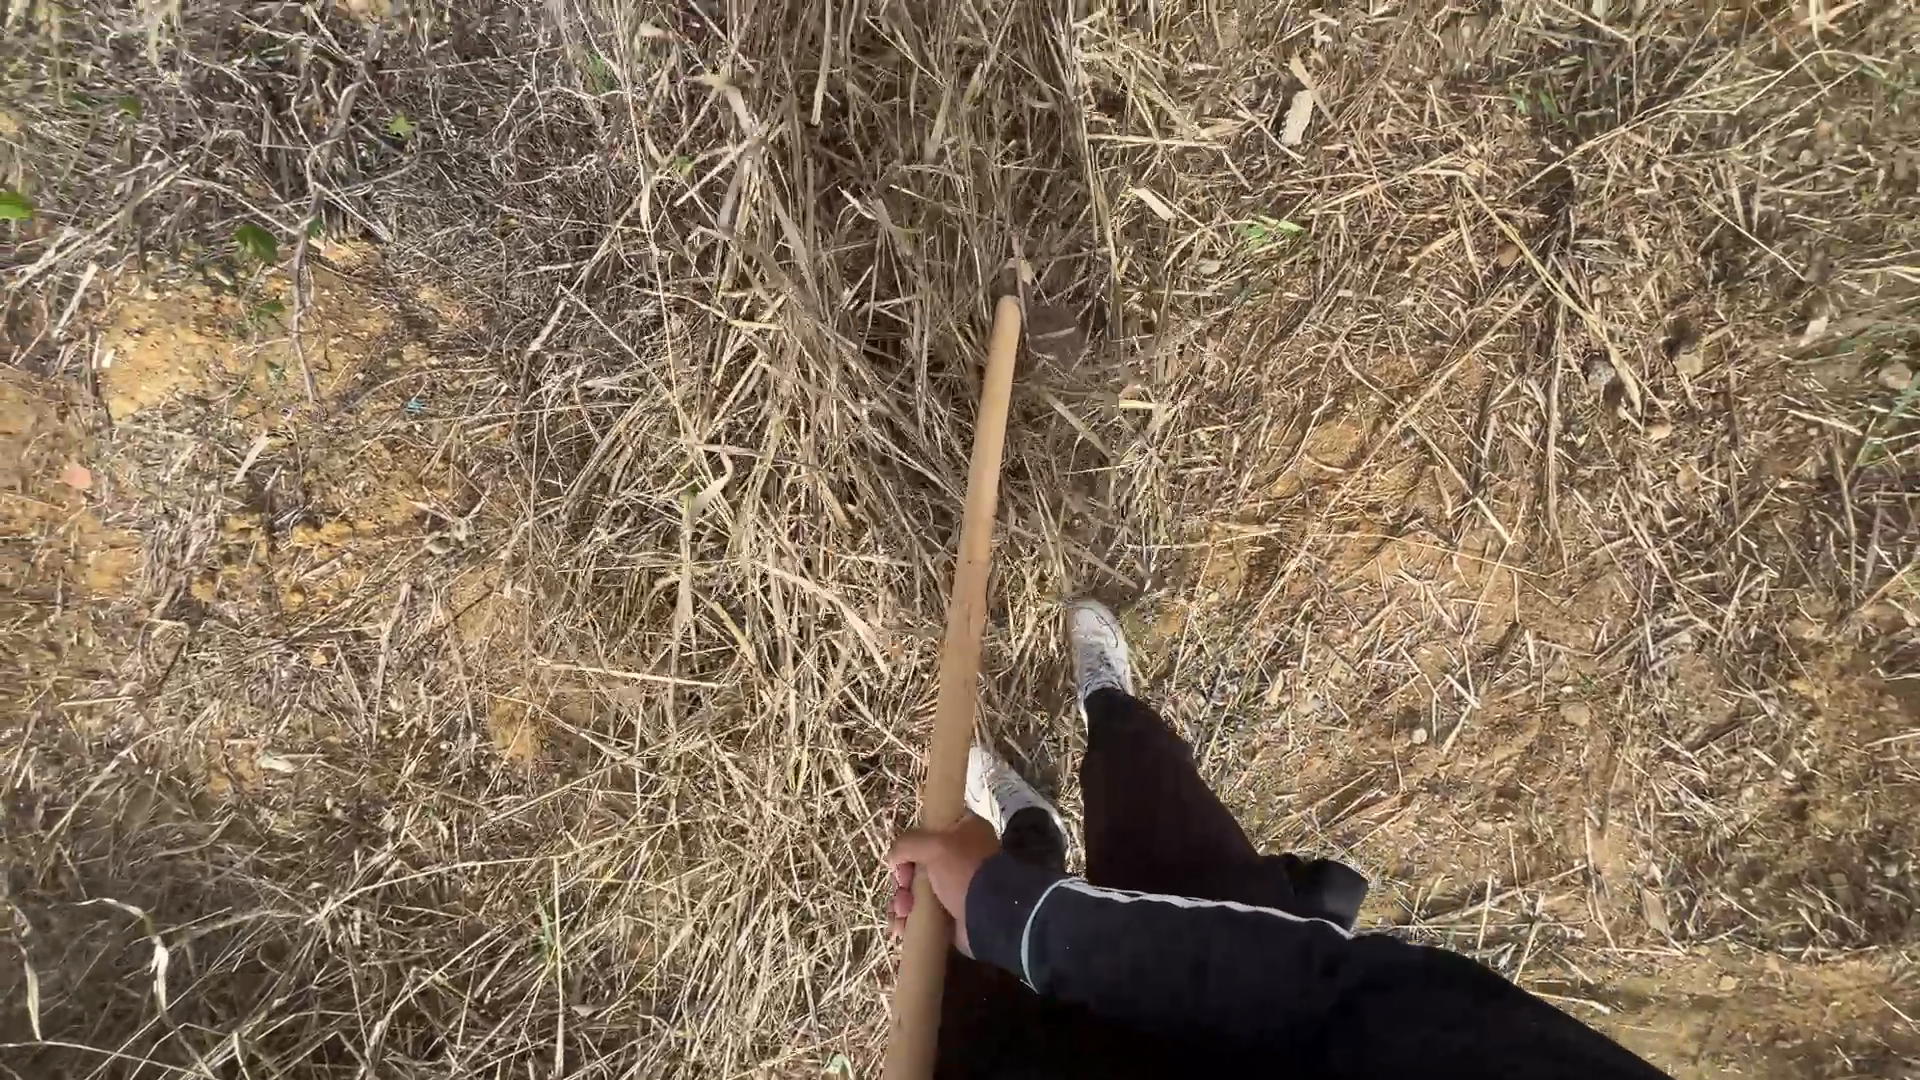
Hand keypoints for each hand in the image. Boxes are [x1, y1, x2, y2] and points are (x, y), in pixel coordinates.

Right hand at [887, 813, 999, 955]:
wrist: (990, 915)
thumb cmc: (965, 870)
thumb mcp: (935, 846)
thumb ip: (908, 844)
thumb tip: (892, 857)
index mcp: (965, 831)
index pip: (931, 830)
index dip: (911, 844)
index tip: (900, 858)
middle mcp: (961, 856)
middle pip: (919, 863)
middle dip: (903, 879)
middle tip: (900, 887)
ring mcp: (956, 886)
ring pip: (917, 890)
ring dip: (902, 901)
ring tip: (901, 912)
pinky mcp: (950, 914)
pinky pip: (922, 913)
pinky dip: (908, 919)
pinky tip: (901, 927)